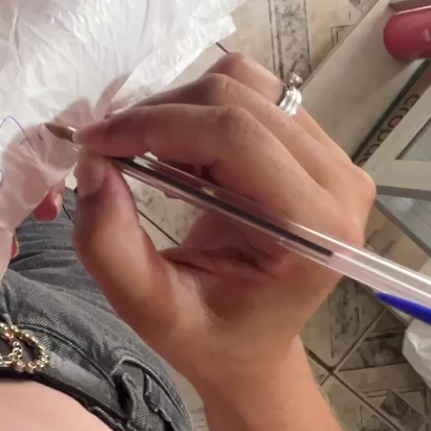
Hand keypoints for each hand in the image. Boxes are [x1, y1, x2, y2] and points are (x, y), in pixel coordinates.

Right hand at [70, 54, 374, 390]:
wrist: (252, 346)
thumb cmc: (207, 336)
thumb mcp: (147, 307)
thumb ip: (109, 243)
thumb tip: (93, 162)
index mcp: (313, 227)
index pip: (234, 135)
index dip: (155, 124)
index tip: (94, 142)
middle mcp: (337, 181)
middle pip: (237, 98)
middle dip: (156, 113)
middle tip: (106, 148)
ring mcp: (332, 158)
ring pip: (243, 83)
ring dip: (176, 107)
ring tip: (142, 151)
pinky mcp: (313, 146)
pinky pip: (249, 94)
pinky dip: (195, 110)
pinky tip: (175, 151)